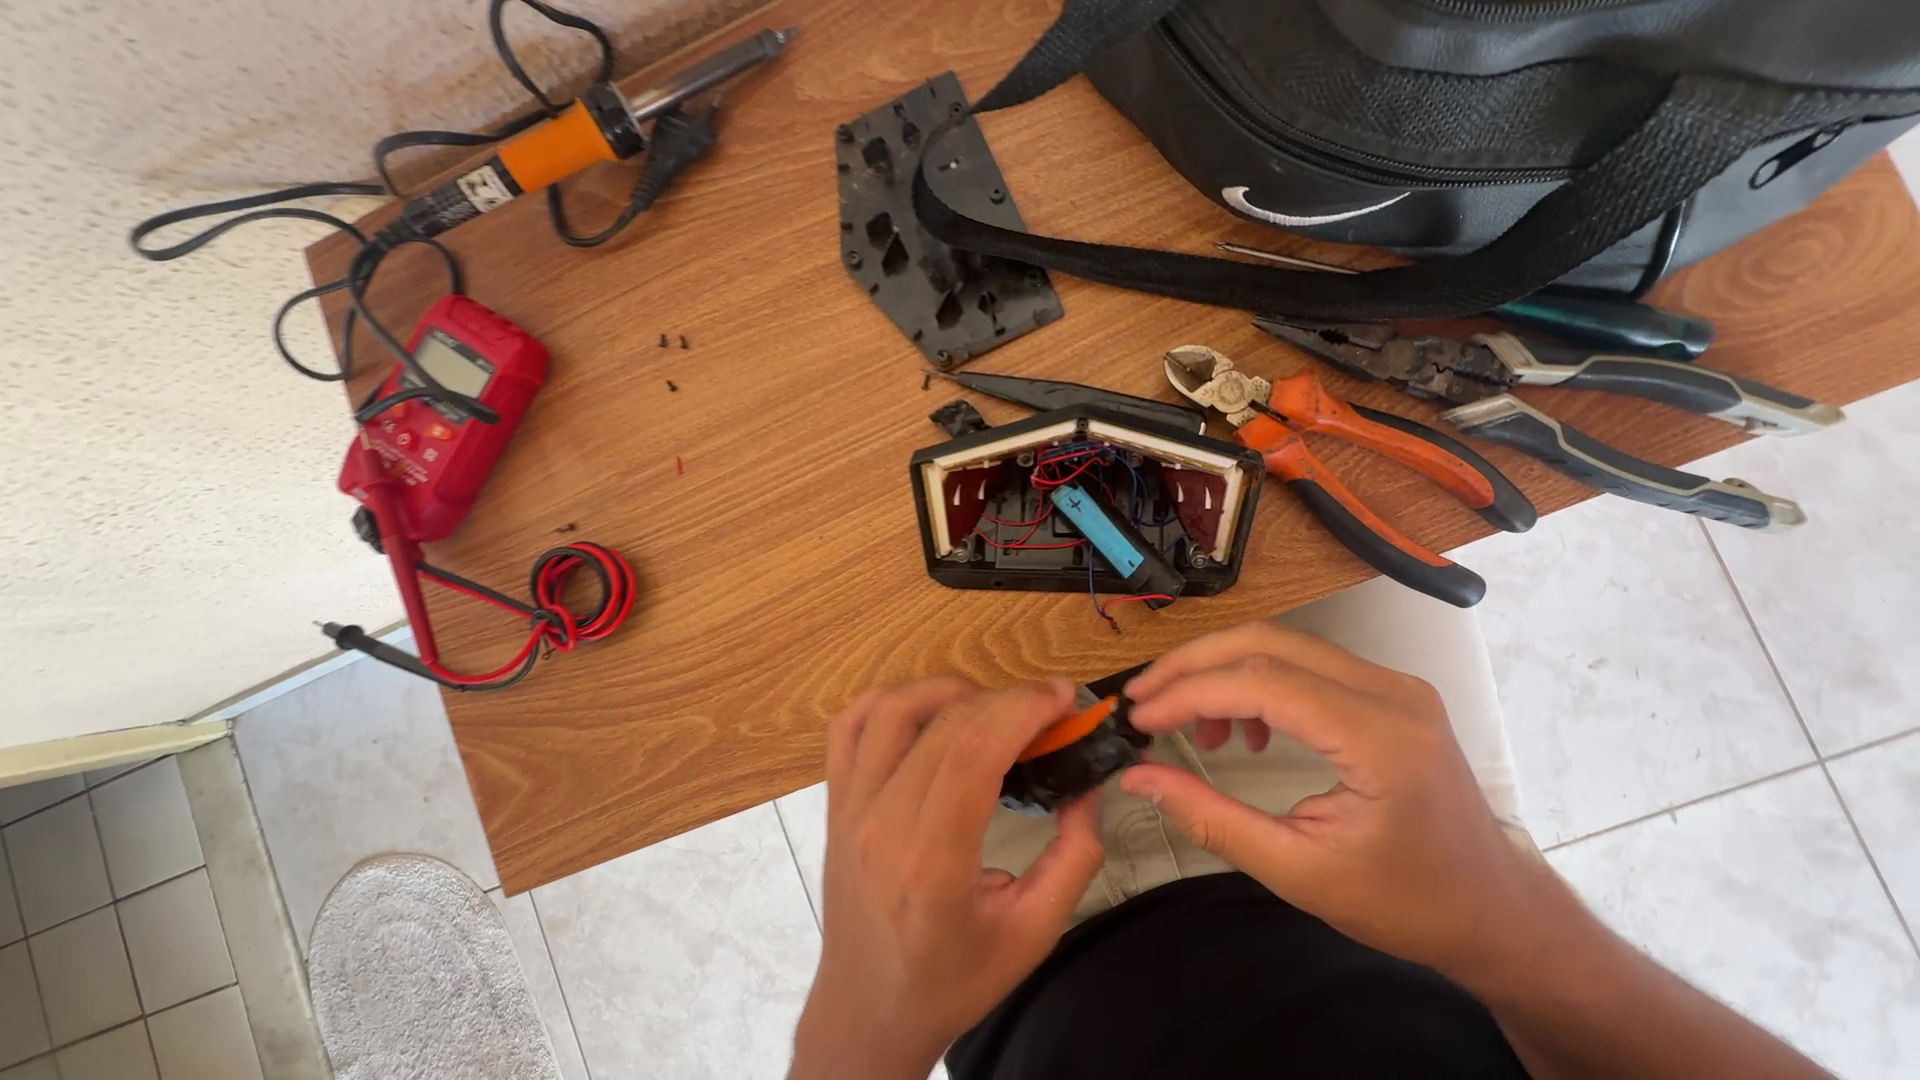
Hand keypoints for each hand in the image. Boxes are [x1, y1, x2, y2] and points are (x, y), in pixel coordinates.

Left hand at [791, 676, 1105, 1079]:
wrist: (867, 1008)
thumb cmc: (952, 979)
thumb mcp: (1034, 932)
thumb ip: (1074, 855)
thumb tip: (1088, 784)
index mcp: (933, 862)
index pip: (974, 749)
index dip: (1024, 707)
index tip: (1065, 698)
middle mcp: (883, 823)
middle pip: (946, 722)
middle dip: (1008, 698)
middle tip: (1048, 708)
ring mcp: (850, 807)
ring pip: (893, 708)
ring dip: (951, 691)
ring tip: (992, 710)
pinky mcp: (835, 802)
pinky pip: (850, 725)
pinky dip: (892, 701)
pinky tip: (931, 713)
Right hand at [1117, 621, 1557, 980]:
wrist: (1493, 910)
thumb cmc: (1406, 903)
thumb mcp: (1297, 872)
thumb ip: (1210, 819)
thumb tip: (1139, 778)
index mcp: (1378, 737)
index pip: (1261, 682)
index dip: (1189, 693)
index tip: (1139, 718)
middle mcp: (1390, 692)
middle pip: (1267, 641)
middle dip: (1192, 665)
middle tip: (1143, 698)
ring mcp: (1393, 685)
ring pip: (1282, 644)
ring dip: (1221, 672)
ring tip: (1191, 730)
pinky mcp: (1387, 692)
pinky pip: (1304, 664)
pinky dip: (1255, 683)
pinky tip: (1242, 732)